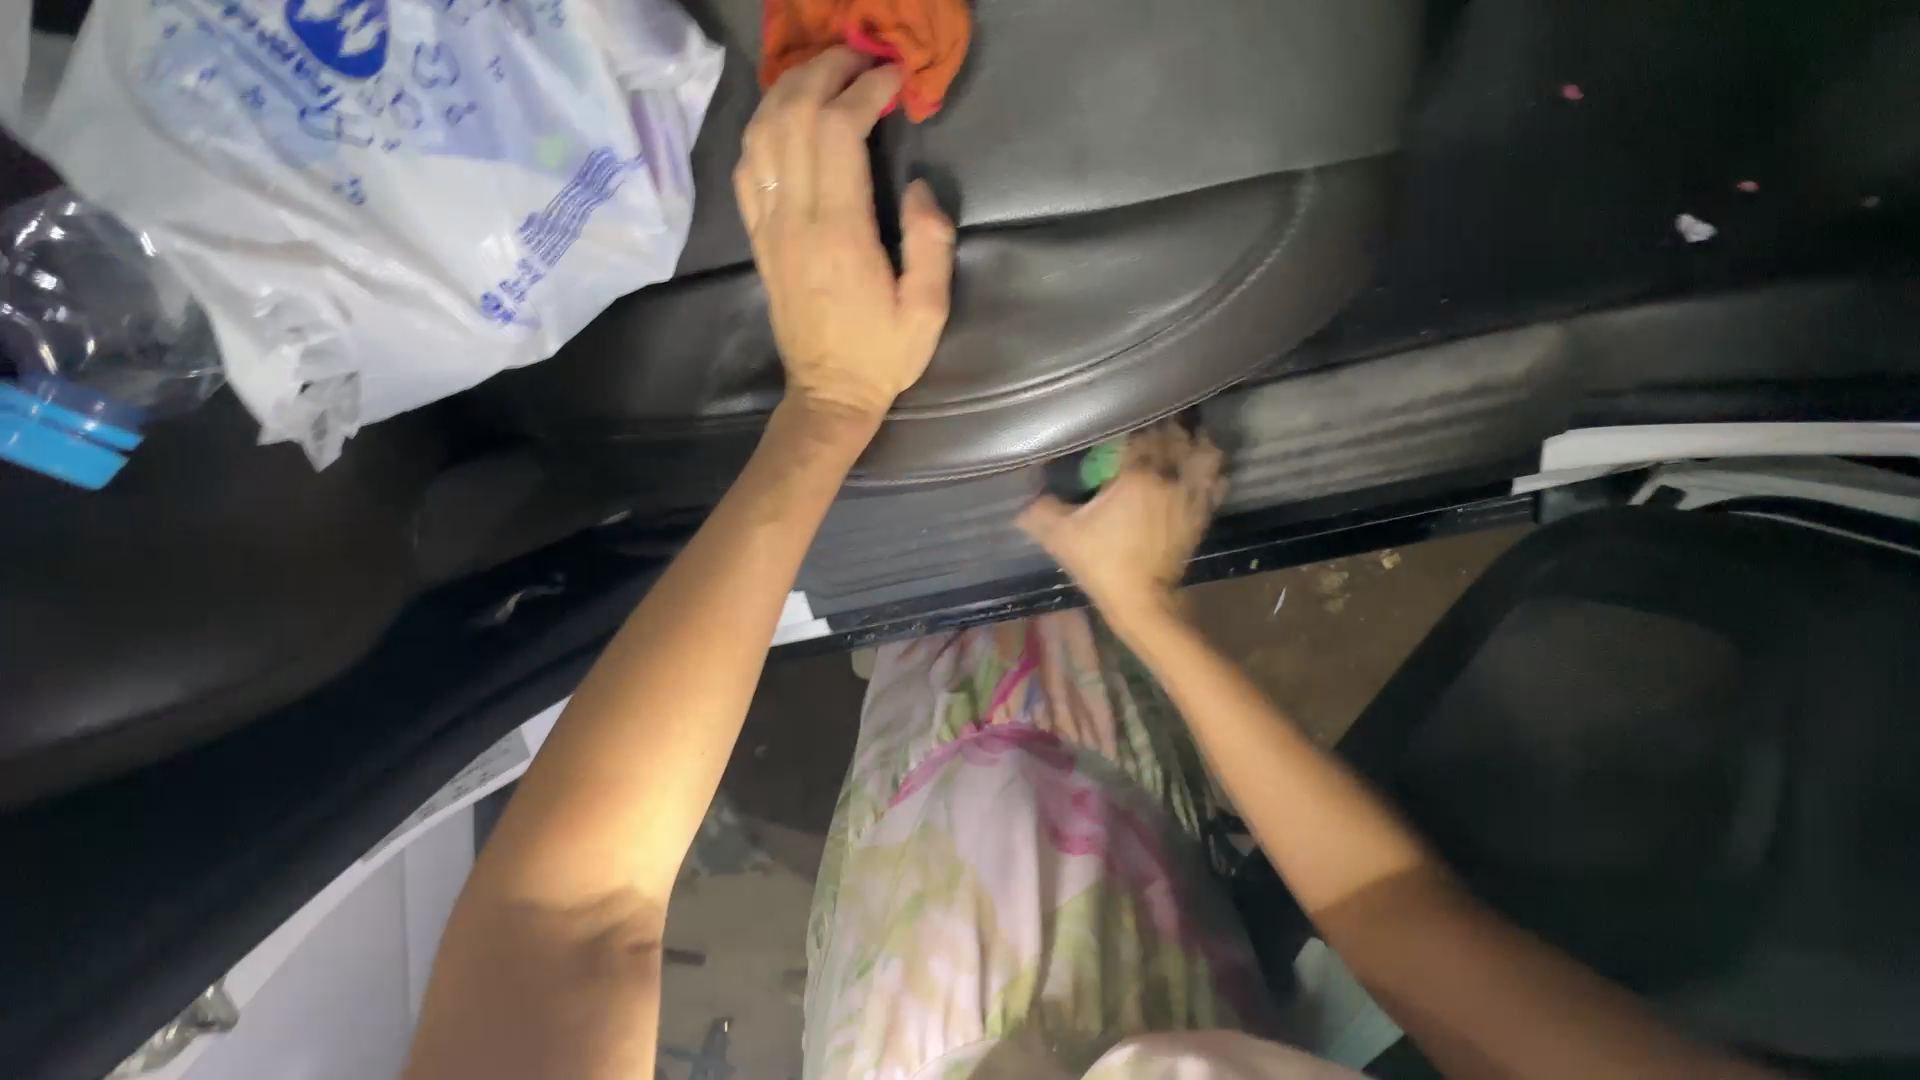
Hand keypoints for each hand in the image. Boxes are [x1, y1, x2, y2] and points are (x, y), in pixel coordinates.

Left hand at [734, 47, 957, 422]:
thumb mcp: (928, 310)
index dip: (864, 92)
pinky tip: (784, 118)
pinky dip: (762, 128)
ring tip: (823, 75)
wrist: (828, 395)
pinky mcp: (760, 239)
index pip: (837, 132)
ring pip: (762, 134)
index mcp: (840, 233)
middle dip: (824, 73)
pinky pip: (747, 168)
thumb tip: (918, 185)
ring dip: (789, 91)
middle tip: (857, 59)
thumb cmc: (882, 356)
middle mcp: (796, 219)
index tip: (892, 80)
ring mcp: (770, 228)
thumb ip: (930, 242)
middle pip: (793, 117)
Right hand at [1018, 423, 1227, 623]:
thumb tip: (1022, 500)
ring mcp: (1191, 495)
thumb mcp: (1062, 537)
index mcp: (1136, 474)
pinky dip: (1210, 470)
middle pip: (1175, 435)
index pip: (1140, 433)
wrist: (1143, 602)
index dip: (1133, 425)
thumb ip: (1040, 512)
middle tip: (1150, 424)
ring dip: (1194, 441)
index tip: (1123, 424)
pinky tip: (1200, 469)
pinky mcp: (1203, 514)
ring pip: (1204, 453)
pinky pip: (1216, 481)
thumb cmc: (1103, 565)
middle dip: (1165, 426)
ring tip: (1182, 438)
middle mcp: (1170, 477)